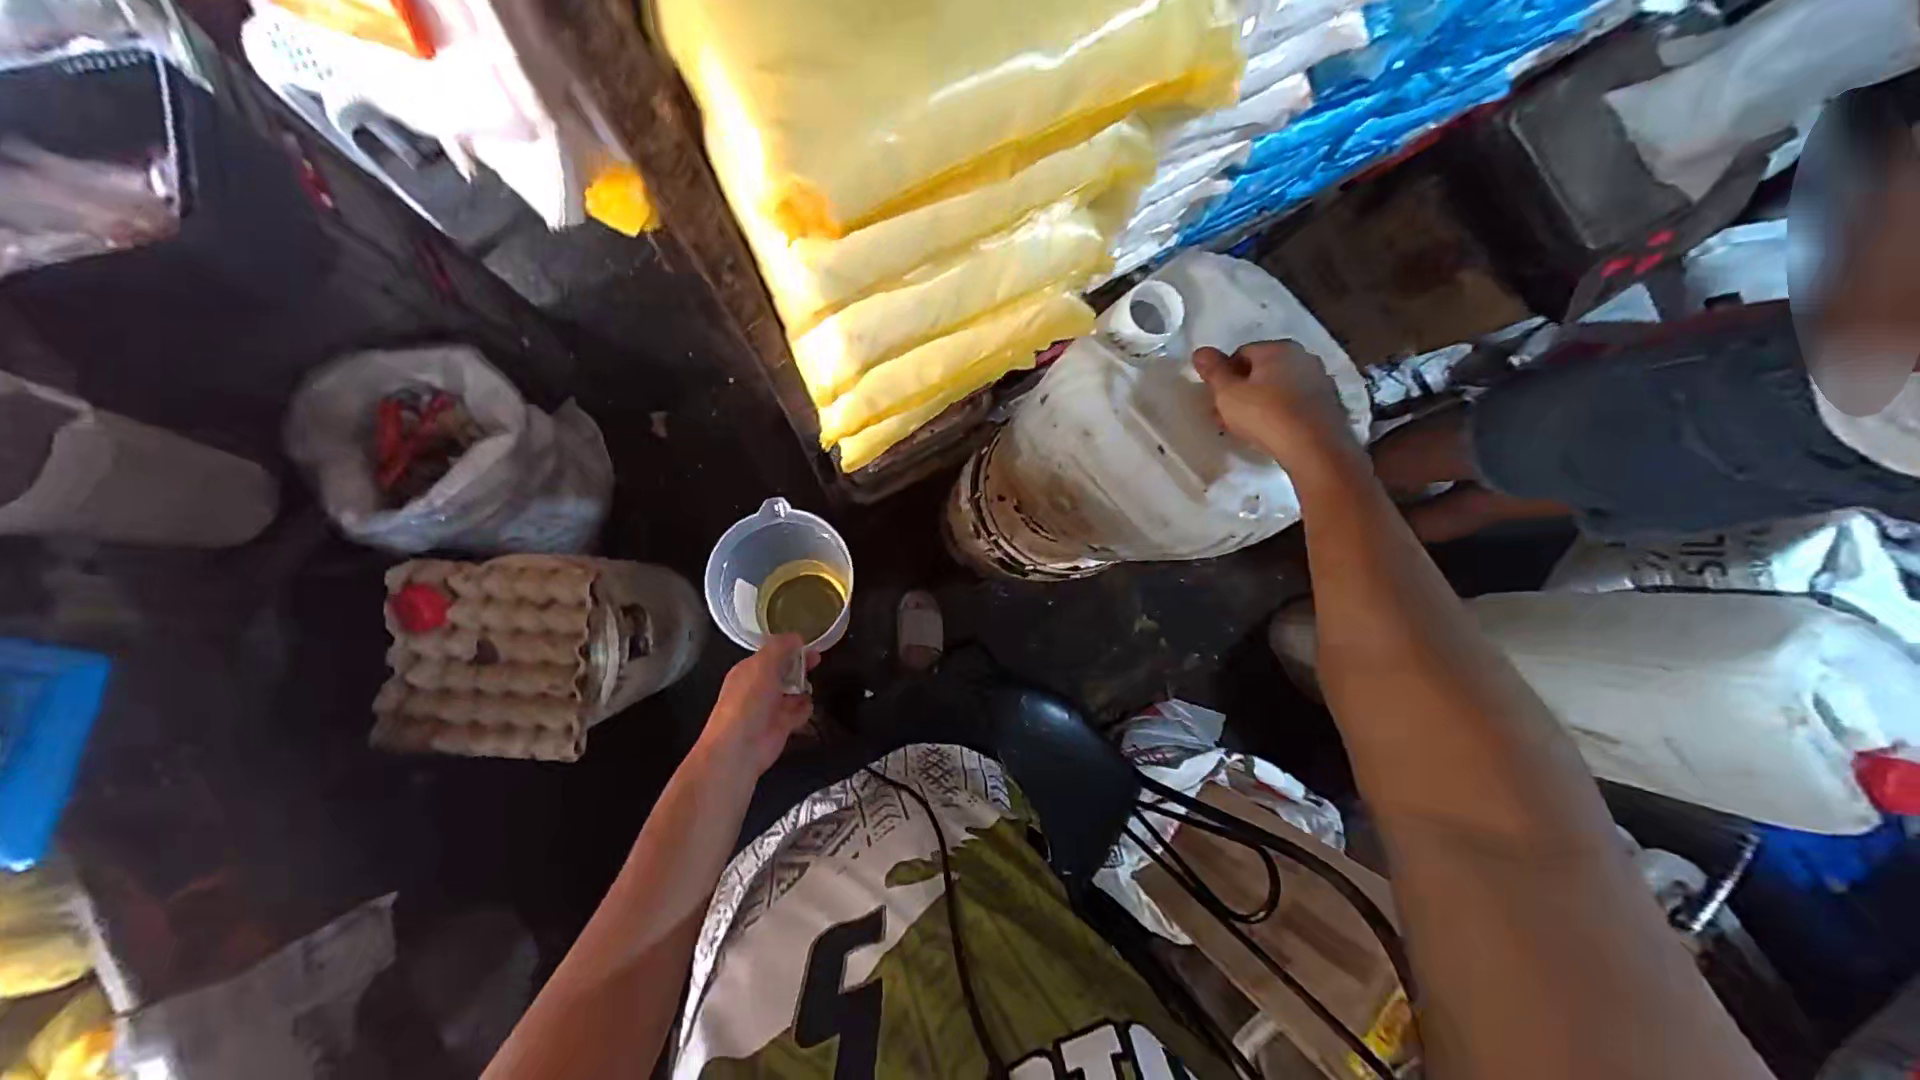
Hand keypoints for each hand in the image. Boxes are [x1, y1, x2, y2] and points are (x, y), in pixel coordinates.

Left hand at [695, 635, 817, 778]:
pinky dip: (804, 708)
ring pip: (792, 692)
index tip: (807, 643)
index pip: (771, 654)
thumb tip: (796, 637)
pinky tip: (808, 704)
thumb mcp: (762, 665)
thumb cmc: (748, 702)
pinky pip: (798, 712)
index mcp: (749, 671)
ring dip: (803, 687)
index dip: (788, 647)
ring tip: (812, 682)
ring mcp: (770, 708)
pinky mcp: (781, 726)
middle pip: (783, 671)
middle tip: (817, 659)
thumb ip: (780, 648)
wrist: (740, 747)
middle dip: (799, 665)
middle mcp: (758, 687)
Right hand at [1194, 341, 1356, 472]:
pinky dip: (1281, 413)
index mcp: (1278, 349)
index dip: (1224, 376)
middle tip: (1227, 415)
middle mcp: (1303, 357)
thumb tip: (1200, 351)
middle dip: (1242, 390)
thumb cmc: (1265, 415)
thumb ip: (1213, 371)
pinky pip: (1296, 403)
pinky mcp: (1329, 404)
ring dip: (1260, 402)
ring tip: (1247, 427)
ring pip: (1280, 388)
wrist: (1314, 447)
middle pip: (1262, 370)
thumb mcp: (1228, 394)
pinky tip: (1273, 431)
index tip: (1217, 399)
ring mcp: (1320, 380)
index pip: (1241, 353)